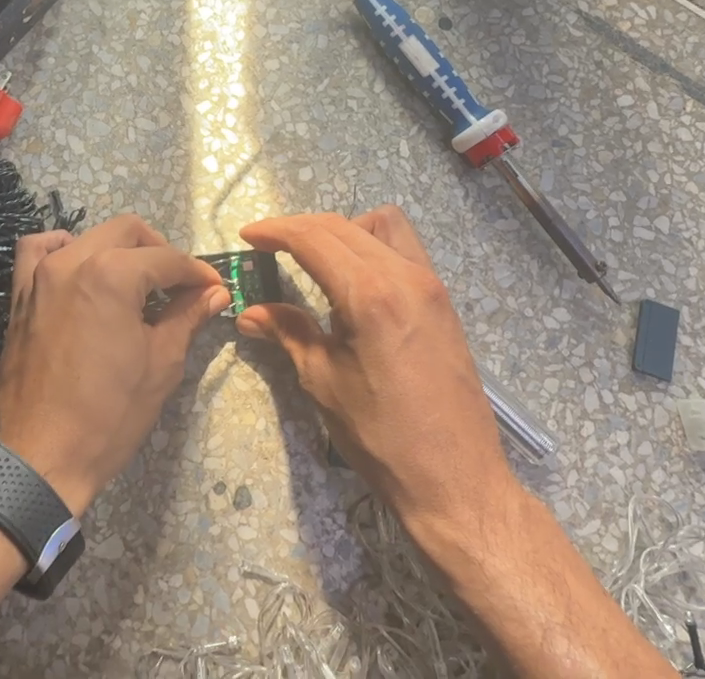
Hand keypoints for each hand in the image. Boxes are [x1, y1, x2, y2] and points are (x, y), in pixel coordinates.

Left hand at [0, 216, 230, 513]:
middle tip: (180, 284)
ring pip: (87, 236)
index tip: (214, 287)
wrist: (44, 456)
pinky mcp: (20, 295)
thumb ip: (186, 316)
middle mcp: (73, 261)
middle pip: (127, 232)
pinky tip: (79, 268)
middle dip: (161, 252)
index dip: (196, 272)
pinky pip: (38, 251)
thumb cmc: (110, 413)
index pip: (166, 259)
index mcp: (112, 274)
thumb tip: (215, 291)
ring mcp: (40, 275)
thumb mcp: (161, 363)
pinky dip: (62, 249)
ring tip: (136, 280)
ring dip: (117, 248)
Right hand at [237, 206, 515, 523]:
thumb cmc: (381, 436)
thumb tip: (248, 312)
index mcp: (370, 294)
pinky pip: (404, 249)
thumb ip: (287, 332)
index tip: (247, 235)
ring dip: (344, 230)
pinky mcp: (443, 301)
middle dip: (301, 228)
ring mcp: (431, 285)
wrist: (456, 480)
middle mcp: (405, 275)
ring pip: (383, 225)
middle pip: (344, 225)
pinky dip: (372, 247)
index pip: (314, 239)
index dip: (275, 231)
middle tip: (269, 247)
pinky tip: (353, 285)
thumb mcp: (323, 381)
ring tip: (317, 262)